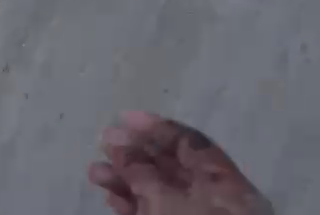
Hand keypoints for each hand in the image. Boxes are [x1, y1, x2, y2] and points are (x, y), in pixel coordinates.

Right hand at [89, 112, 271, 214]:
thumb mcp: (162, 197)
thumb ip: (138, 166)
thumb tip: (116, 139)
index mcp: (227, 188)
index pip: (193, 144)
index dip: (157, 127)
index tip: (120, 118)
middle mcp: (216, 201)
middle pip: (171, 164)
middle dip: (133, 152)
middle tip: (104, 143)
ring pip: (155, 186)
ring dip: (122, 175)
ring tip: (97, 174)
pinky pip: (152, 207)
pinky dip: (129, 199)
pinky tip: (109, 197)